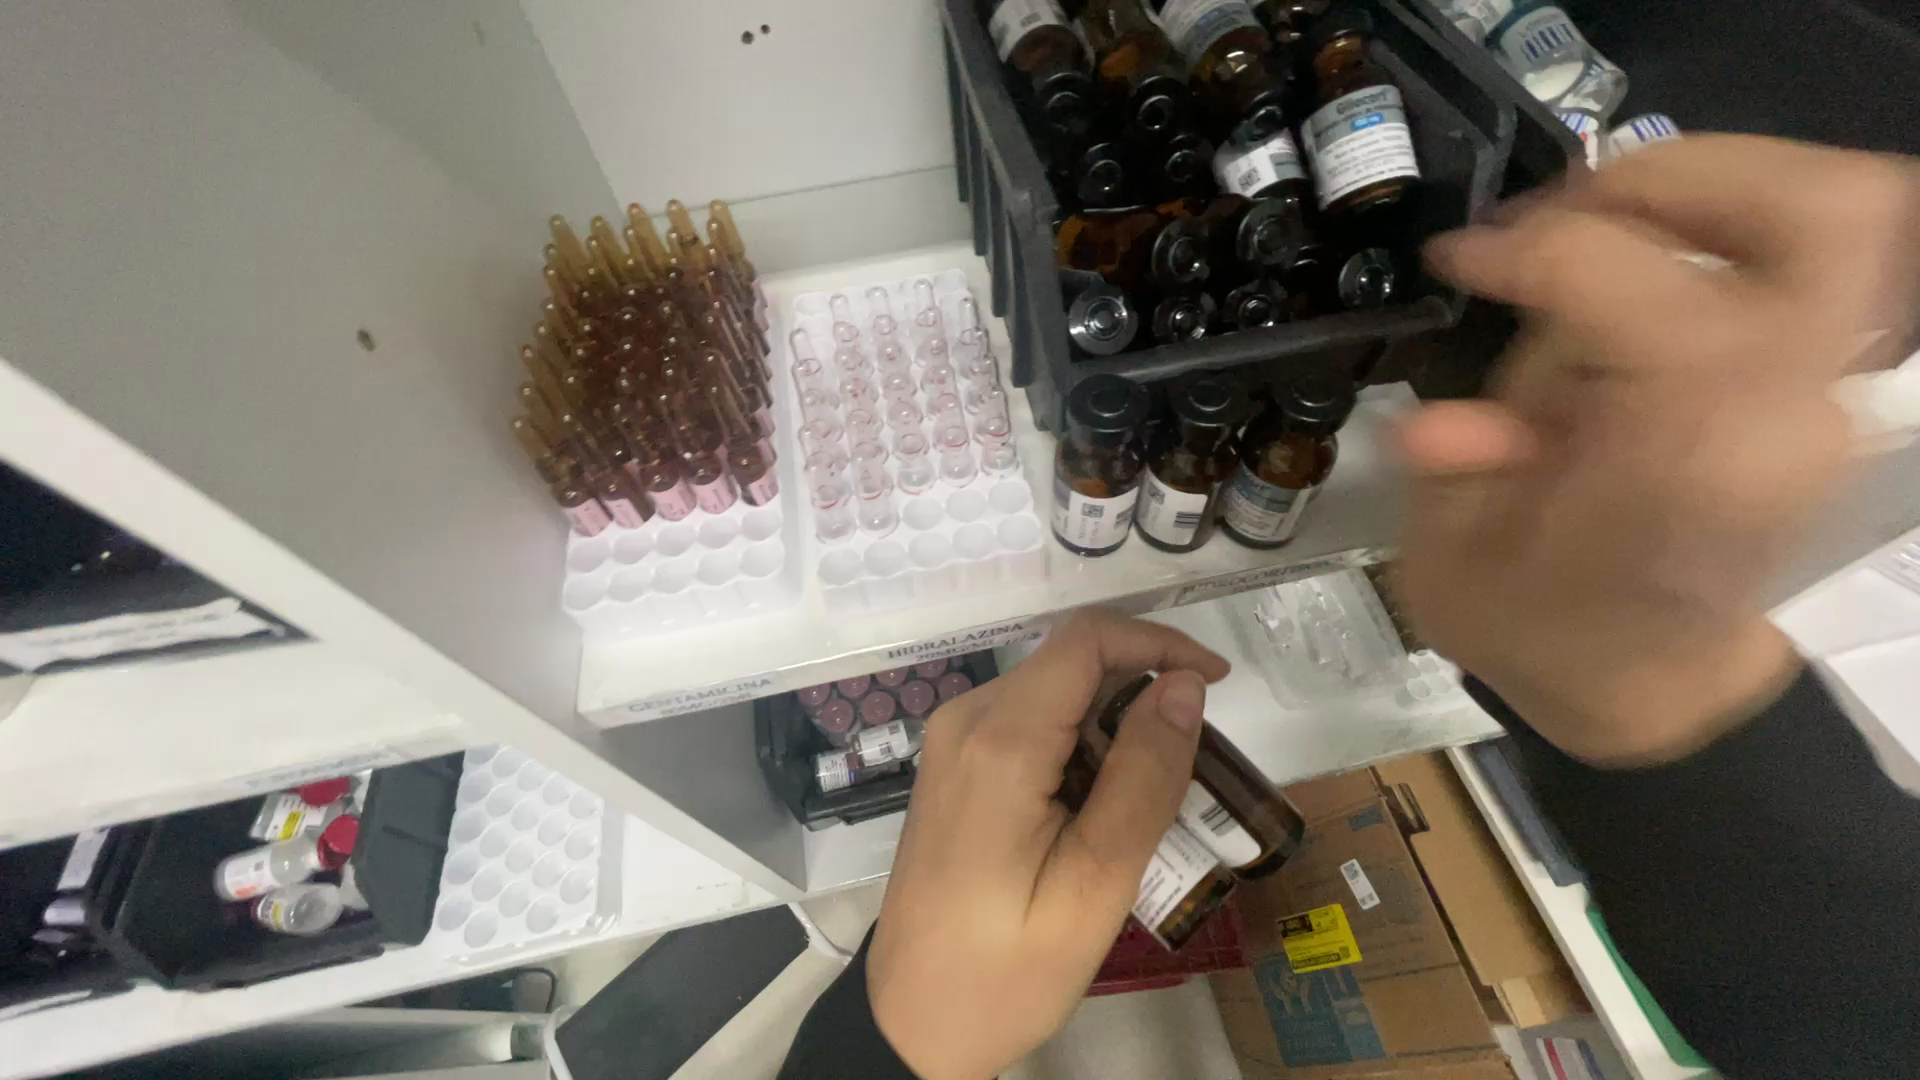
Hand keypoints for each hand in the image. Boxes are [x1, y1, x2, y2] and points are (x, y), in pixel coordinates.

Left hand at [865, 611, 1228, 1079]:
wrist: (912, 1016)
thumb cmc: (1006, 968)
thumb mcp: (1095, 884)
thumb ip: (1143, 775)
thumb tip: (1182, 685)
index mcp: (999, 739)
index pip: (1085, 640)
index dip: (1158, 642)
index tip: (1213, 681)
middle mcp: (967, 716)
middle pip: (1070, 662)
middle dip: (1139, 691)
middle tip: (1185, 769)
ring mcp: (954, 735)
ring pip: (1054, 689)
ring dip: (1111, 722)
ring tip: (1140, 803)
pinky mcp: (955, 757)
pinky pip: (1029, 718)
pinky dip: (1078, 741)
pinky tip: (1094, 805)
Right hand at [1396, 135, 1919, 764]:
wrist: (1639, 680)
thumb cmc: (1533, 637)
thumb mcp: (1451, 577)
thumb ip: (1452, 484)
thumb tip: (1434, 423)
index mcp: (1679, 474)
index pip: (1653, 302)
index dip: (1545, 251)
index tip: (1460, 259)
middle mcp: (1780, 421)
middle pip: (1821, 215)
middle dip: (1673, 176)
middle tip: (1552, 208)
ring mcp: (1813, 400)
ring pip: (1823, 220)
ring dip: (1681, 201)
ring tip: (1561, 244)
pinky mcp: (1801, 387)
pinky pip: (1780, 265)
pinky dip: (1691, 240)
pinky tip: (1596, 284)